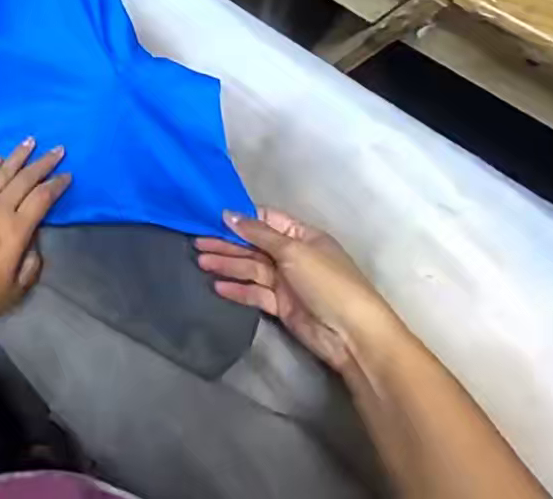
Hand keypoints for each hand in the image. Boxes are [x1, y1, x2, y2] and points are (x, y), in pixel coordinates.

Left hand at [0, 138, 69, 328]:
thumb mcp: (18, 287)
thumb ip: (32, 262)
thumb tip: (33, 241)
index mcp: (17, 229)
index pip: (42, 198)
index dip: (57, 185)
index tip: (68, 175)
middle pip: (25, 179)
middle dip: (44, 164)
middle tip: (57, 150)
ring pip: (1, 172)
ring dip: (18, 156)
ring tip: (30, 142)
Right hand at [196, 208, 401, 373]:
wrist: (355, 338)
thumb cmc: (328, 284)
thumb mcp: (293, 250)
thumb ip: (257, 233)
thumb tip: (228, 214)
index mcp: (302, 237)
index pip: (265, 220)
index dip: (239, 218)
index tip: (210, 216)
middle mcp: (293, 256)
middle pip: (253, 245)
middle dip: (226, 243)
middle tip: (197, 242)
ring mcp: (287, 282)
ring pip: (250, 268)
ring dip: (227, 264)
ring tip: (200, 262)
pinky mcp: (282, 306)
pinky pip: (255, 292)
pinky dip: (237, 288)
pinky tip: (218, 286)